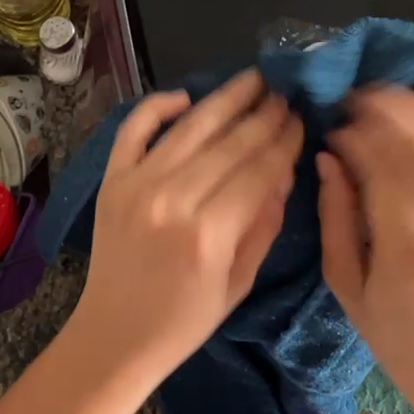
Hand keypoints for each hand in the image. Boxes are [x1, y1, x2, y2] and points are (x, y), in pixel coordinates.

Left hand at [71, 71, 302, 369]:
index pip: (259, 170)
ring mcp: (137, 184)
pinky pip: (134, 130)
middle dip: (263, 116)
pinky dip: (158, 107)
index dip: (285, 141)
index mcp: (210, 233)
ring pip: (189, 129)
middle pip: (229, 144)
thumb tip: (283, 172)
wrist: (114, 333)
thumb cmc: (183, 321)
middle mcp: (173, 199)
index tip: (302, 120)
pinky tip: (186, 97)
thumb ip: (263, 227)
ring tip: (252, 80)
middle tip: (286, 93)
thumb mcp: (239, 284)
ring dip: (224, 100)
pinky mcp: (112, 179)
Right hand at [317, 88, 413, 413]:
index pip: (384, 166)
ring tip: (391, 102)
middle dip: (383, 110)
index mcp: (407, 252)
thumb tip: (328, 159)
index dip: (355, 136)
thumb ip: (335, 218)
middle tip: (354, 105)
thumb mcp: (345, 288)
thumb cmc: (397, 339)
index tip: (333, 133)